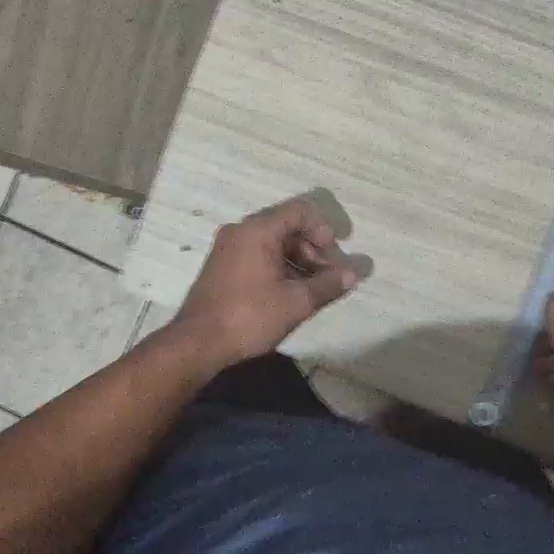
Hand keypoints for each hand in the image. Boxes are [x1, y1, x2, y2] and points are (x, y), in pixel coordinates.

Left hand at [168, 196, 369, 368]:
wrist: (198, 342)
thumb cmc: (249, 317)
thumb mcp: (296, 303)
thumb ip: (328, 284)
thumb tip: (355, 273)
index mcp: (257, 229)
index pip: (300, 211)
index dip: (324, 230)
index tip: (335, 256)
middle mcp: (240, 230)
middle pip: (287, 226)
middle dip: (314, 249)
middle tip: (329, 276)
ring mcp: (228, 247)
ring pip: (273, 243)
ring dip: (299, 260)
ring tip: (315, 289)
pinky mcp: (223, 266)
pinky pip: (258, 255)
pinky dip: (279, 267)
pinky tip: (291, 292)